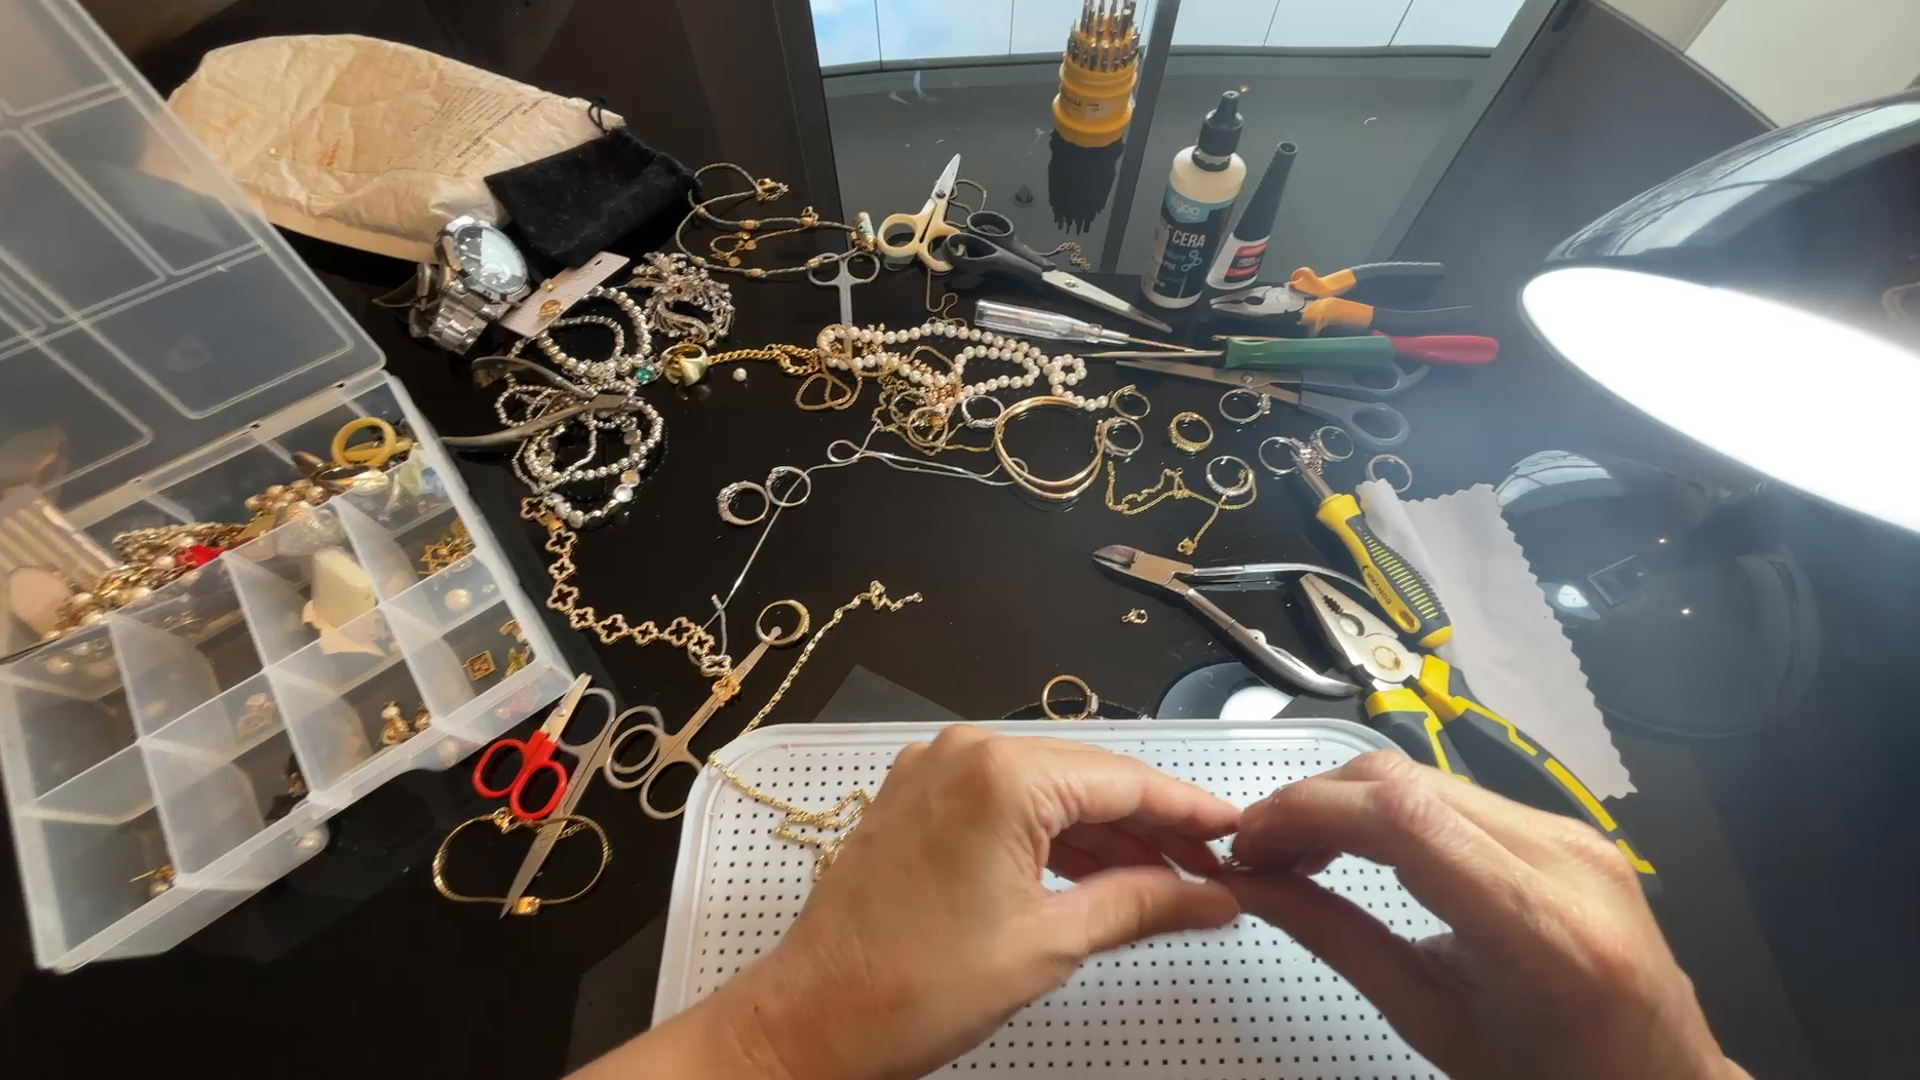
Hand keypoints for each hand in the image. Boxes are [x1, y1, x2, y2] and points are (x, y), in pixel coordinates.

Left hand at [700, 725, 1241, 1079]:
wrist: (813, 1014)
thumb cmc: (925, 984)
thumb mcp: (1050, 942)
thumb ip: (1141, 903)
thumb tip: (1216, 898)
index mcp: (1003, 772)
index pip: (1121, 778)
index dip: (1186, 806)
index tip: (1237, 829)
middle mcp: (969, 748)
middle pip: (1084, 776)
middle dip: (1148, 821)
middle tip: (1210, 864)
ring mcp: (938, 764)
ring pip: (1045, 786)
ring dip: (1100, 830)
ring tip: (1163, 874)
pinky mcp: (920, 788)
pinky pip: (1004, 798)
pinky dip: (1050, 831)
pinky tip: (1094, 867)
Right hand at [1227, 750, 1748, 1079]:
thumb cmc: (1545, 1078)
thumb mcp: (1426, 1020)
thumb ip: (1329, 936)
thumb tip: (1246, 882)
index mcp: (1542, 932)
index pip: (1401, 820)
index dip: (1306, 812)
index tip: (1248, 841)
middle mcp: (1563, 859)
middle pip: (1400, 782)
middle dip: (1310, 802)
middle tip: (1261, 849)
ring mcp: (1568, 831)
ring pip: (1413, 774)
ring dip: (1337, 800)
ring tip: (1296, 846)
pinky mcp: (1557, 821)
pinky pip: (1442, 790)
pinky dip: (1375, 805)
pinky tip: (1351, 839)